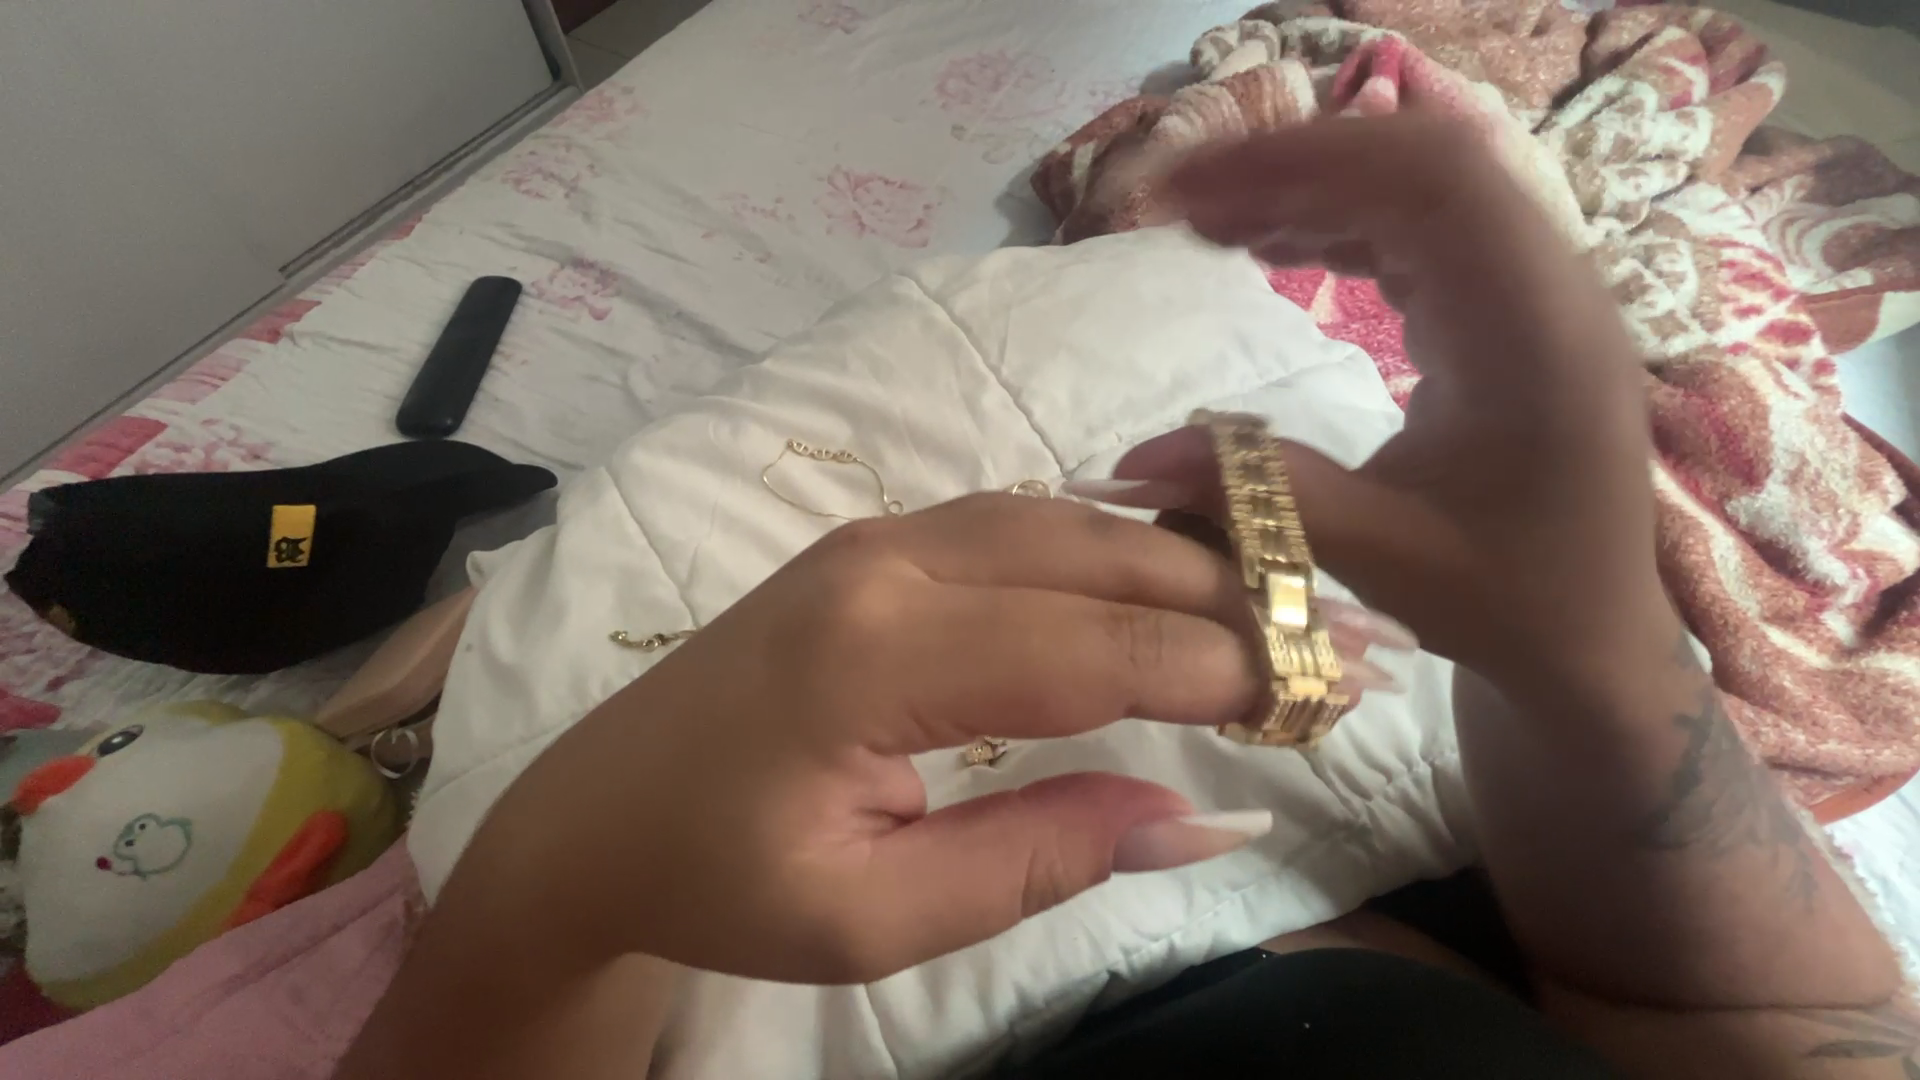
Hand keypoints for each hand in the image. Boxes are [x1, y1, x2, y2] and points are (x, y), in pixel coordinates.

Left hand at [440, 494, 1409, 985]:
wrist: (601, 812)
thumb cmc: (725, 878)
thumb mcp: (876, 915)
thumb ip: (1040, 857)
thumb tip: (1199, 816)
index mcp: (877, 657)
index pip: (1091, 648)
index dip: (1220, 666)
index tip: (1325, 686)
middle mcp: (887, 565)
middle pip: (1092, 559)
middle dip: (1225, 595)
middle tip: (1335, 632)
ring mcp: (879, 541)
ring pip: (1062, 523)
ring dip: (1172, 560)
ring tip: (1271, 598)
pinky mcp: (876, 546)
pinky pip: (1017, 524)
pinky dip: (1104, 545)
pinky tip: (1159, 570)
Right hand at [1088, 115, 1672, 691]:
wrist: (1586, 635)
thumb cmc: (1500, 599)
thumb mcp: (1371, 549)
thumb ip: (1254, 490)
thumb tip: (1127, 463)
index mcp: (1531, 334)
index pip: (1428, 183)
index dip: (1302, 162)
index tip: (1189, 192)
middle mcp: (1547, 289)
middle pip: (1423, 168)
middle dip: (1294, 169)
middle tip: (1184, 202)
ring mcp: (1531, 297)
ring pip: (1421, 195)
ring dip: (1313, 194)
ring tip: (1215, 222)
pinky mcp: (1505, 316)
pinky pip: (1421, 238)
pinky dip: (1340, 231)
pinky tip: (1278, 249)